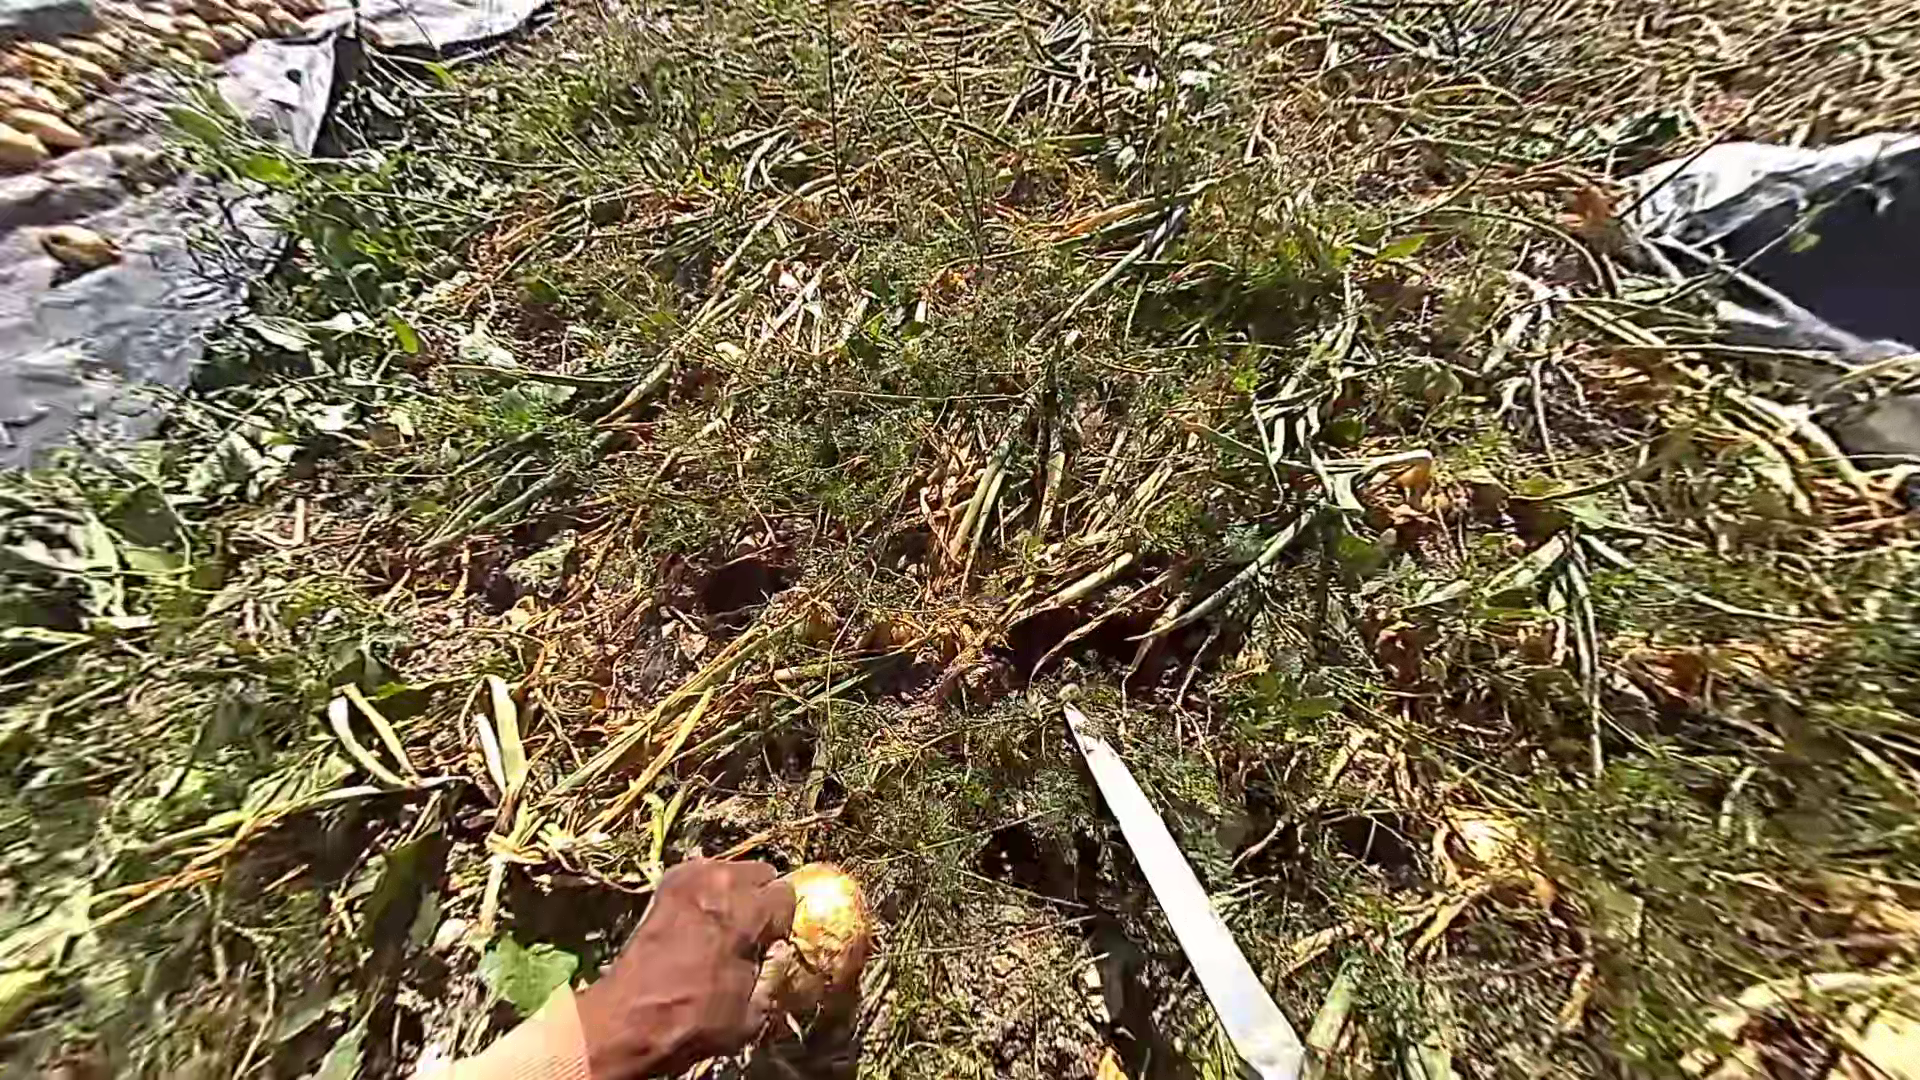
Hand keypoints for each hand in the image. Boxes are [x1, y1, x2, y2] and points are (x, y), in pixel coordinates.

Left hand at [574, 860, 795, 1079]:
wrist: (622, 1022)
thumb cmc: (688, 1020)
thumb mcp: (746, 1014)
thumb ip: (773, 974)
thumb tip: (779, 954)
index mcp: (749, 910)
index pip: (786, 894)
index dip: (779, 921)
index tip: (769, 941)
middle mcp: (725, 881)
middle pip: (762, 873)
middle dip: (760, 898)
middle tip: (747, 929)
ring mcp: (696, 874)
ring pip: (733, 870)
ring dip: (734, 891)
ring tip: (720, 923)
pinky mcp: (671, 879)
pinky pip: (704, 872)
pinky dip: (706, 889)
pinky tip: (697, 916)